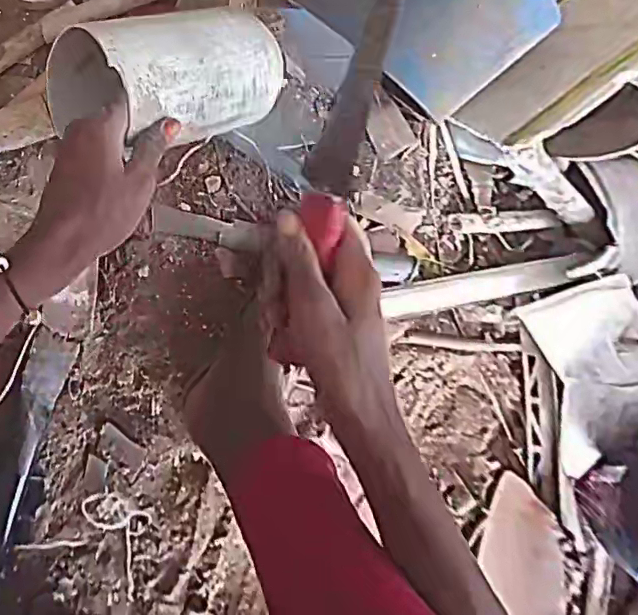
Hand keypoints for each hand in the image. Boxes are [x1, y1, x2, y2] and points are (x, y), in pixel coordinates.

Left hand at [10, 104, 177, 298]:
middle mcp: (79, 128)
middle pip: (115, 119)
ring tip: (138, 173)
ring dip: (121, 149)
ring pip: (103, 137)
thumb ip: (153, 147)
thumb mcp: (140, 181)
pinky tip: (117, 182)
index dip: (149, 112)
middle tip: (157, 153)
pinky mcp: (63, 163)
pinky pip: (90, 151)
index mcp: (99, 125)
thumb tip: (167, 124)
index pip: (128, 102)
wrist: (60, 242)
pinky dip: (106, 160)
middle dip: (136, 133)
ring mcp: (68, 145)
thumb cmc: (101, 214)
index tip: (165, 124)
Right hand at [264, 209, 397, 424]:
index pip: (335, 220)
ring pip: (300, 278)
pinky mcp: (329, 321)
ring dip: (281, 296)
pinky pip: (299, 304)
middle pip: (310, 251)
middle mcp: (352, 282)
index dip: (305, 221)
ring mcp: (341, 302)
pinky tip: (286, 336)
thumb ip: (299, 259)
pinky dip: (287, 316)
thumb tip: (288, 221)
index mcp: (357, 270)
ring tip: (282, 319)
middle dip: (284, 267)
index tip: (281, 232)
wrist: (358, 417)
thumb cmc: (345, 368)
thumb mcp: (312, 304)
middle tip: (279, 288)